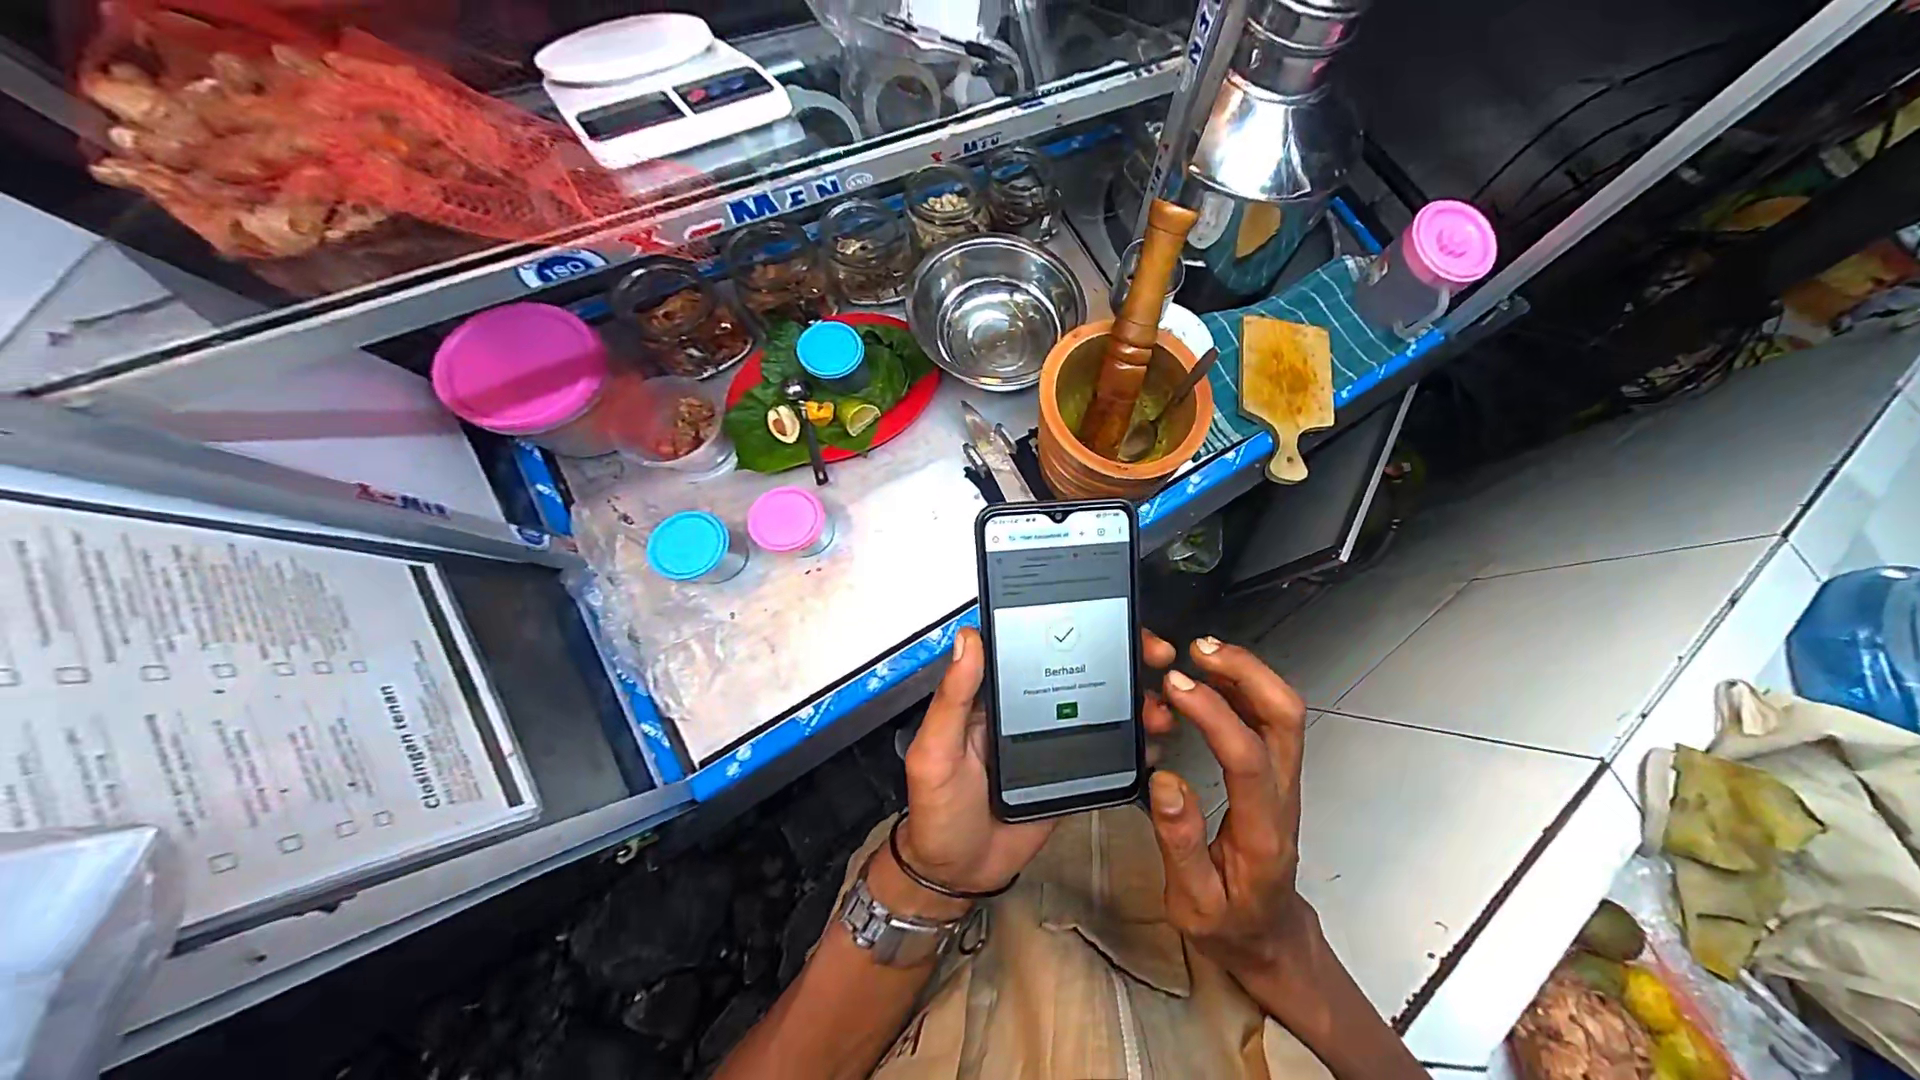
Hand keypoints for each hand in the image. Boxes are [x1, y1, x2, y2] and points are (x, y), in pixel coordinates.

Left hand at [896, 625, 1178, 902]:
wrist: (959, 871)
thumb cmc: (936, 810)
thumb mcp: (936, 751)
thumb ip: (952, 698)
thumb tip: (968, 640)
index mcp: (992, 696)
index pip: (1033, 645)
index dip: (1069, 627)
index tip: (1105, 617)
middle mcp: (1025, 708)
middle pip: (1077, 668)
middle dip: (1119, 655)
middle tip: (1151, 655)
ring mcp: (1051, 737)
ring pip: (1098, 704)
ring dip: (1132, 696)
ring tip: (1156, 704)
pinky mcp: (1070, 768)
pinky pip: (1105, 746)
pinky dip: (1132, 740)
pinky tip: (1150, 739)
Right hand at [1147, 636, 1314, 977]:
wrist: (1269, 935)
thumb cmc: (1231, 922)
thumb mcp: (1193, 902)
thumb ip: (1179, 842)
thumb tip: (1165, 782)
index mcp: (1262, 831)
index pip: (1248, 757)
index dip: (1213, 713)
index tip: (1176, 687)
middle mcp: (1282, 797)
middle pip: (1286, 718)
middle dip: (1246, 672)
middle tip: (1201, 651)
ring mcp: (1284, 781)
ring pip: (1282, 711)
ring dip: (1246, 672)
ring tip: (1201, 653)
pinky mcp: (1274, 773)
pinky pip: (1268, 718)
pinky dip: (1242, 686)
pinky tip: (1211, 677)